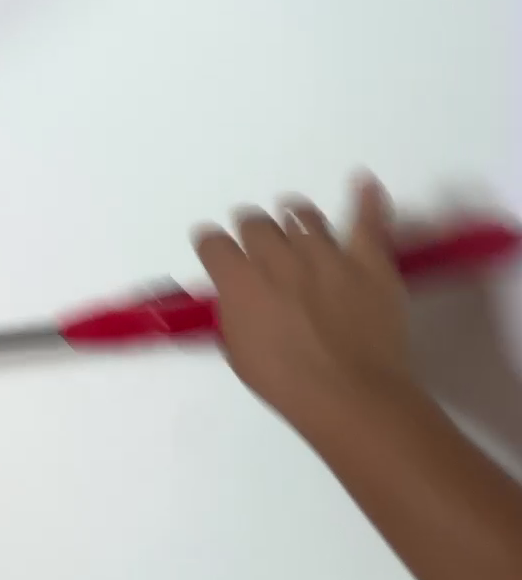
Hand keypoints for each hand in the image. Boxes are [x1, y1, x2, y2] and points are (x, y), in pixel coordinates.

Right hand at [194, 175, 422, 432]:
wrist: (354, 399)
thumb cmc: (282, 378)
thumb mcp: (232, 342)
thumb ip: (230, 306)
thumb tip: (235, 293)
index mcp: (235, 278)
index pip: (210, 240)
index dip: (213, 247)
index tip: (219, 255)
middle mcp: (274, 259)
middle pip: (254, 222)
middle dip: (251, 231)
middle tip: (260, 248)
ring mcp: (325, 258)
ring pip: (301, 217)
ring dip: (292, 219)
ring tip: (294, 225)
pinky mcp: (369, 265)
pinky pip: (368, 224)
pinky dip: (366, 201)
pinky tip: (362, 180)